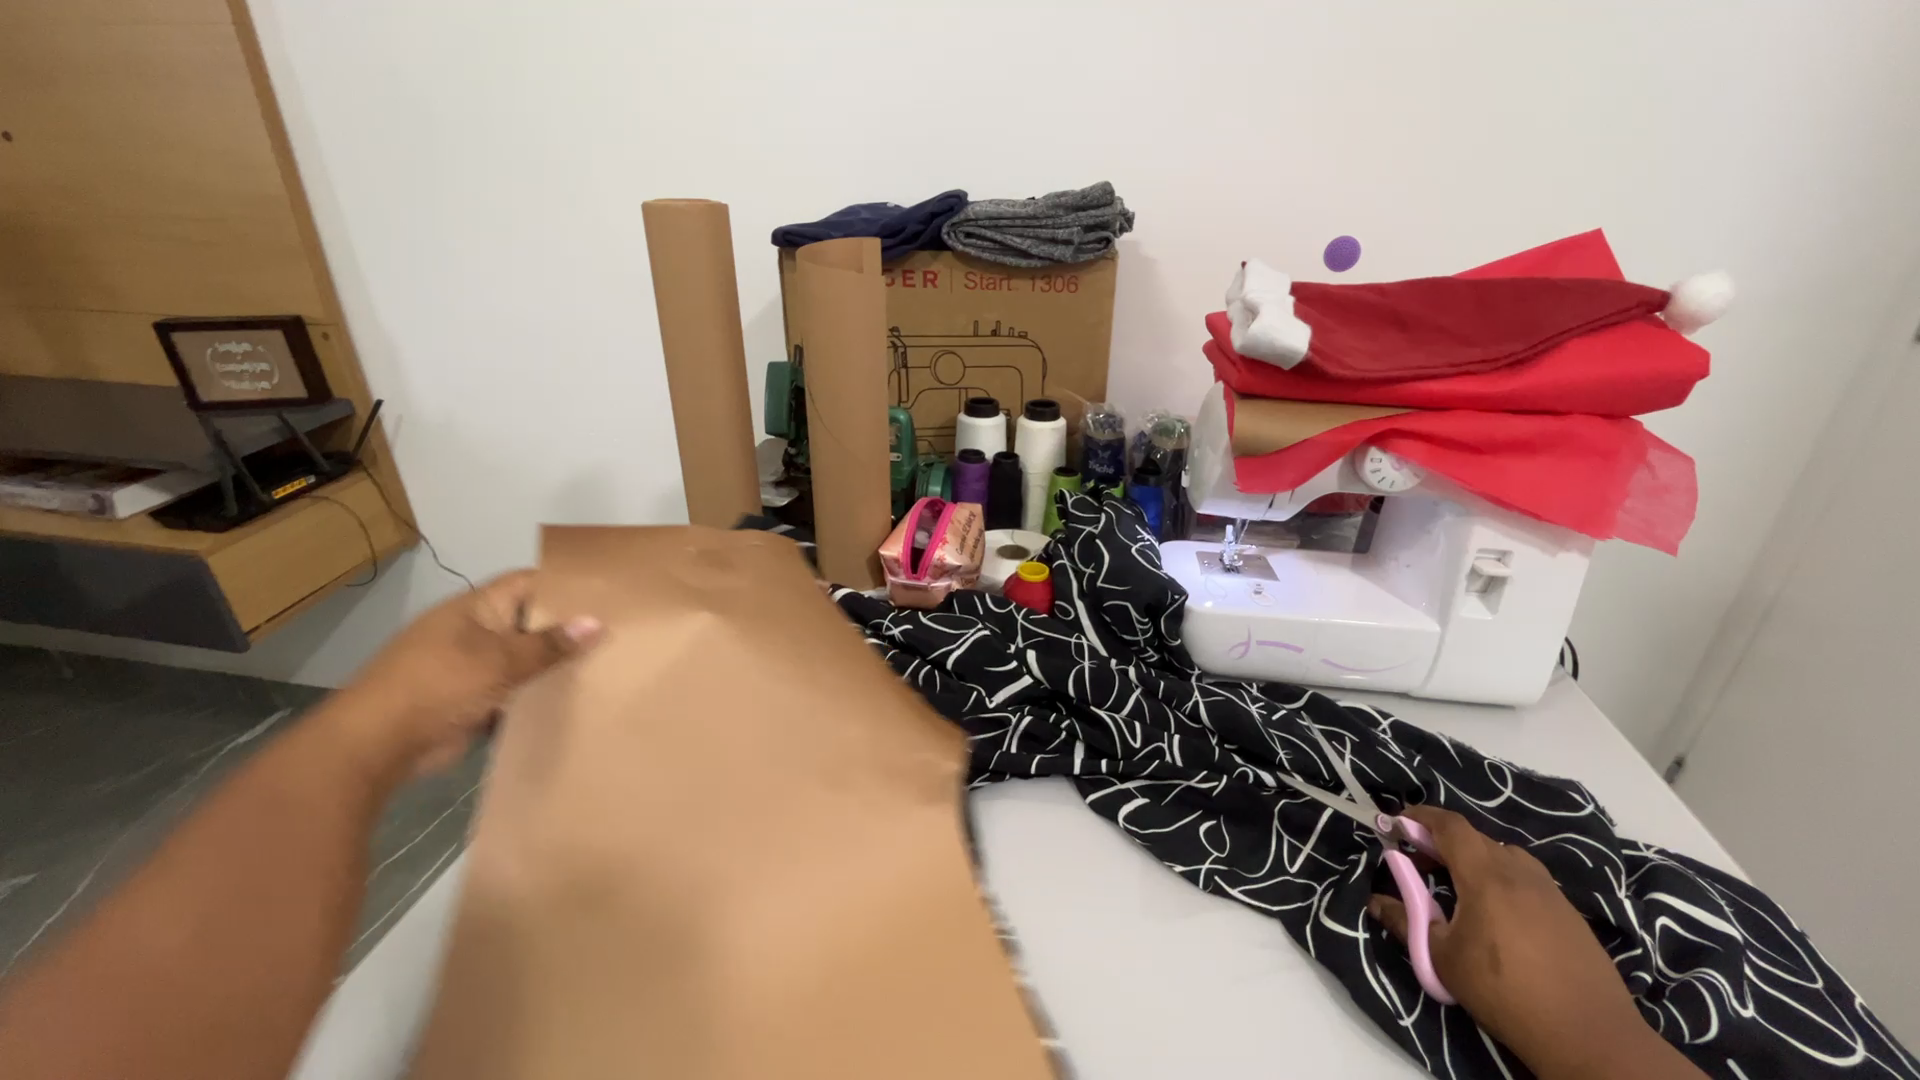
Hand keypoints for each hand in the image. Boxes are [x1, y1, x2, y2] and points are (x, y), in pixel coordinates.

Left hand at [336, 571, 602, 779]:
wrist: (377, 745)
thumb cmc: (437, 687)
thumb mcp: (499, 661)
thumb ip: (549, 644)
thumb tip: (596, 623)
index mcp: (476, 609)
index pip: (528, 583)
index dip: (565, 584)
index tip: (608, 592)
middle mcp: (476, 633)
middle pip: (530, 623)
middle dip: (568, 630)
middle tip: (619, 634)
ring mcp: (472, 669)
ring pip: (525, 662)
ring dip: (555, 668)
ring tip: (609, 667)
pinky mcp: (473, 702)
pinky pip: (515, 694)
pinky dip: (539, 698)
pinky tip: (576, 702)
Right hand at [1369, 806, 1703, 1079]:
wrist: (1590, 1037)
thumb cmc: (1504, 992)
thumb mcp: (1443, 958)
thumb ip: (1406, 922)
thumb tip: (1376, 902)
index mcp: (1486, 876)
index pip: (1450, 826)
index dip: (1420, 817)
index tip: (1397, 824)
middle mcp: (1520, 874)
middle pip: (1476, 839)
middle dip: (1441, 843)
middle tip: (1419, 865)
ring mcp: (1551, 893)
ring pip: (1505, 857)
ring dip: (1474, 861)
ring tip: (1458, 890)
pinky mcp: (1570, 915)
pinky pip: (1527, 880)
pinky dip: (1501, 881)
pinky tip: (1496, 916)